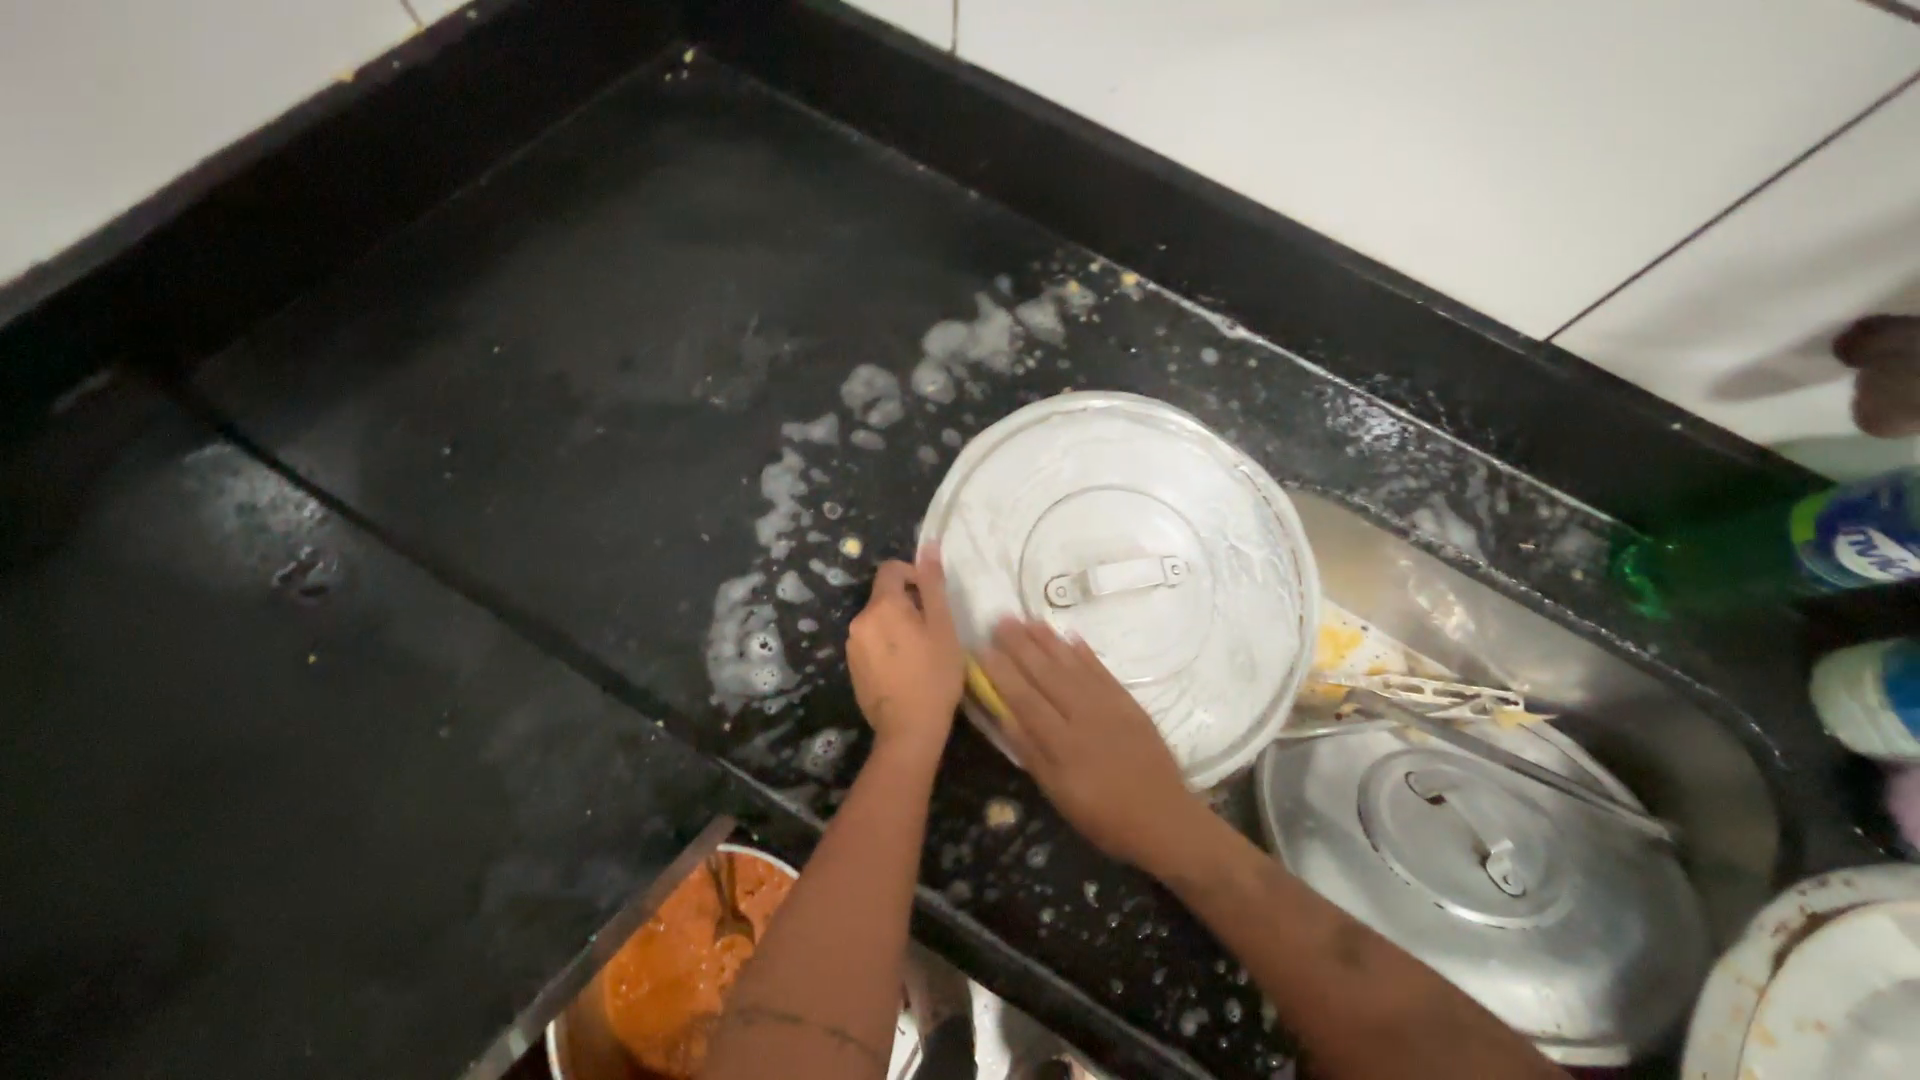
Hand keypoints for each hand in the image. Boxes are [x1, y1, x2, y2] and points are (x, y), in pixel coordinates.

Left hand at [846, 551, 964, 757]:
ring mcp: (852, 646)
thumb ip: (933, 584)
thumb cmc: (934, 675)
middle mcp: (860, 620)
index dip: (914, 576)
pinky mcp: (852, 668)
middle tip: (933, 631)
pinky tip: (905, 670)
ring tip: (921, 653)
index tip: (932, 599)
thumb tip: (928, 547)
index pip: (891, 569)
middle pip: (884, 597)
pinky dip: (887, 647)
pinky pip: (871, 644)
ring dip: (897, 627)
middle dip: (907, 605)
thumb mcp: (943, 627)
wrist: (909, 729)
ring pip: (878, 621)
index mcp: (882, 605)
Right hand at [978, 619, 1210, 873]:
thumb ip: (1032, 753)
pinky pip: (1103, 672)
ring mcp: (1110, 706)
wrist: (1164, 818)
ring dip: (1050, 642)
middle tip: (1002, 620)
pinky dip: (1086, 654)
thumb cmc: (1104, 816)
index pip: (1025, 698)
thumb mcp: (1059, 794)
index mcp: (1062, 742)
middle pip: (1047, 674)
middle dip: (1022, 646)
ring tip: (1029, 620)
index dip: (1002, 673)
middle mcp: (1084, 715)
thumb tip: (1005, 716)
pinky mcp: (1130, 704)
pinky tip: (1071, 638)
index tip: (983, 649)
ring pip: (1074, 666)